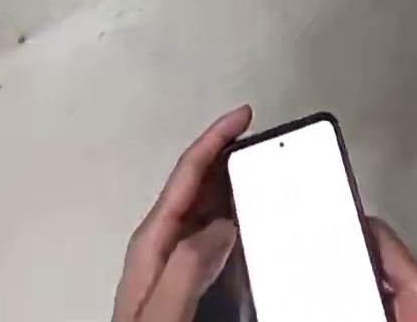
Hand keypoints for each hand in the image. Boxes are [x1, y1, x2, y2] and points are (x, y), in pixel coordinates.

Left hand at [113, 105, 252, 321]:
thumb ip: (189, 266)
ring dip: (232, 184)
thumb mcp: (163, 313)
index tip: (245, 115)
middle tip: (262, 142)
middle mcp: (163, 242)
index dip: (215, 138)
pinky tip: (252, 223)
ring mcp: (174, 262)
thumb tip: (225, 222)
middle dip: (227, 154)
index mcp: (154, 238)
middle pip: (197, 184)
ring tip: (262, 171)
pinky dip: (234, 218)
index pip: (188, 173)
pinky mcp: (187, 283)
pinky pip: (214, 237)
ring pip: (206, 208)